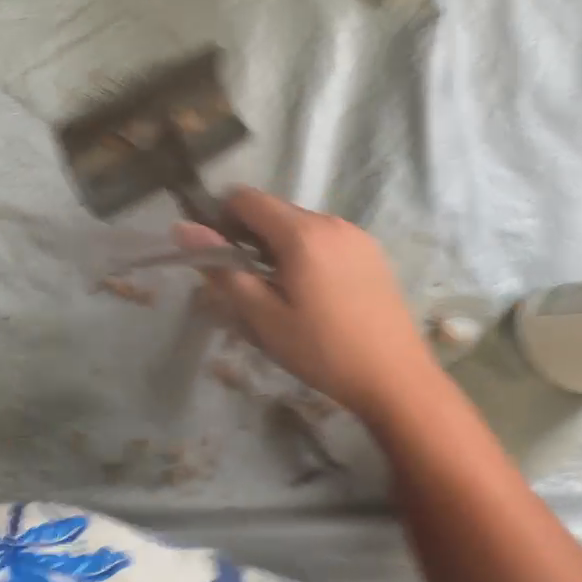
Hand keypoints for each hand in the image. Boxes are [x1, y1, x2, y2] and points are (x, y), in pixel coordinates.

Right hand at [179, 189, 439, 424]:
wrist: (399, 383)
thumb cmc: (322, 351)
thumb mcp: (262, 315)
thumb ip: (221, 267)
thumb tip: (181, 228)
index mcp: (301, 233)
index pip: (245, 198)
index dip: (222, 219)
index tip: (222, 257)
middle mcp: (330, 222)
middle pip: (273, 209)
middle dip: (250, 235)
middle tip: (249, 281)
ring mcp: (356, 235)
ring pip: (299, 223)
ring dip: (278, 244)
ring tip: (282, 291)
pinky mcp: (372, 252)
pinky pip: (324, 237)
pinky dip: (306, 252)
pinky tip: (314, 293)